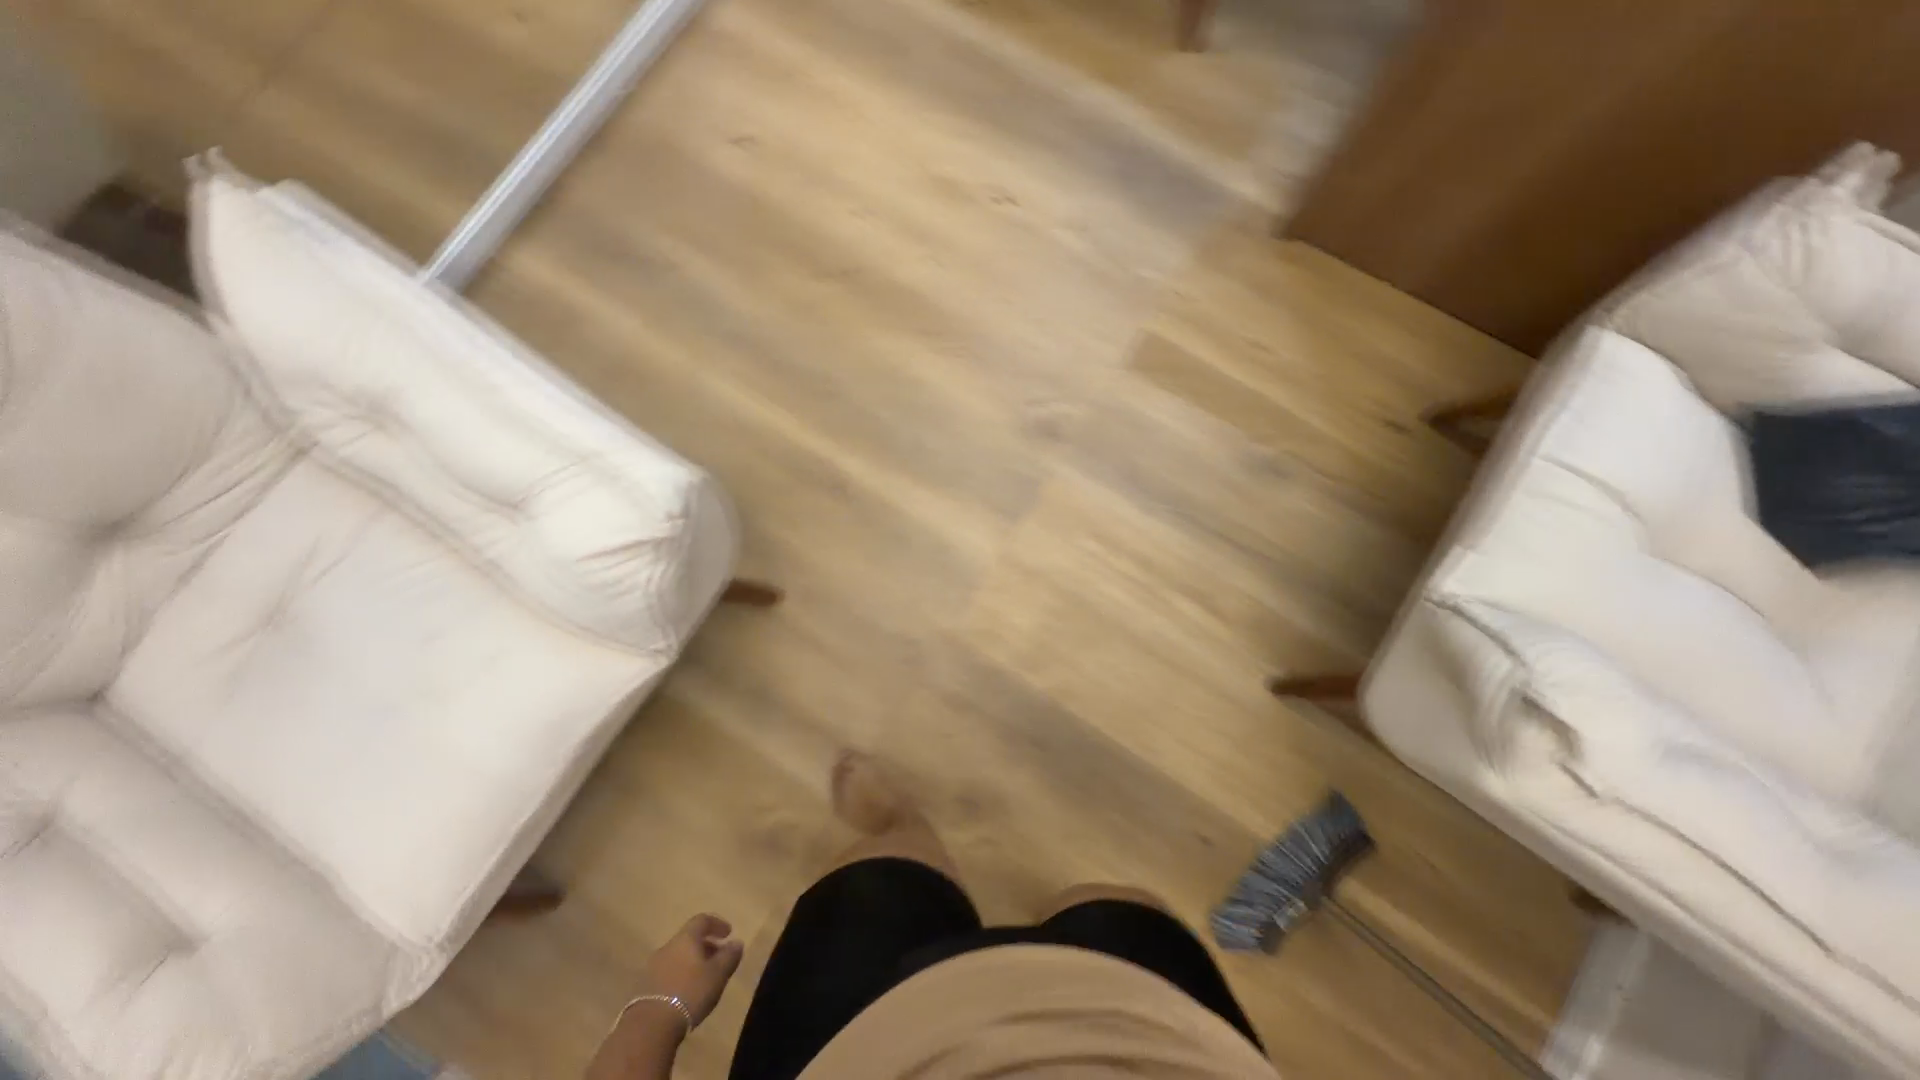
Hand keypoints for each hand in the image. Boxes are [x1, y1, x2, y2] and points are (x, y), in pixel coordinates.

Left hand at [643, 914, 743, 1027]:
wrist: (651, 1024)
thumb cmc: (690, 992)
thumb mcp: (718, 974)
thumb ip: (729, 956)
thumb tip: (736, 942)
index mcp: (685, 939)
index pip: (701, 920)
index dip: (717, 924)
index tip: (729, 933)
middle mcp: (667, 947)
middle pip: (688, 939)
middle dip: (705, 945)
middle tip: (719, 958)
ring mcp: (653, 967)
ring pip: (678, 956)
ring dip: (693, 962)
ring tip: (705, 978)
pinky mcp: (645, 986)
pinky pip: (668, 972)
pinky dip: (681, 975)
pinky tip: (688, 991)